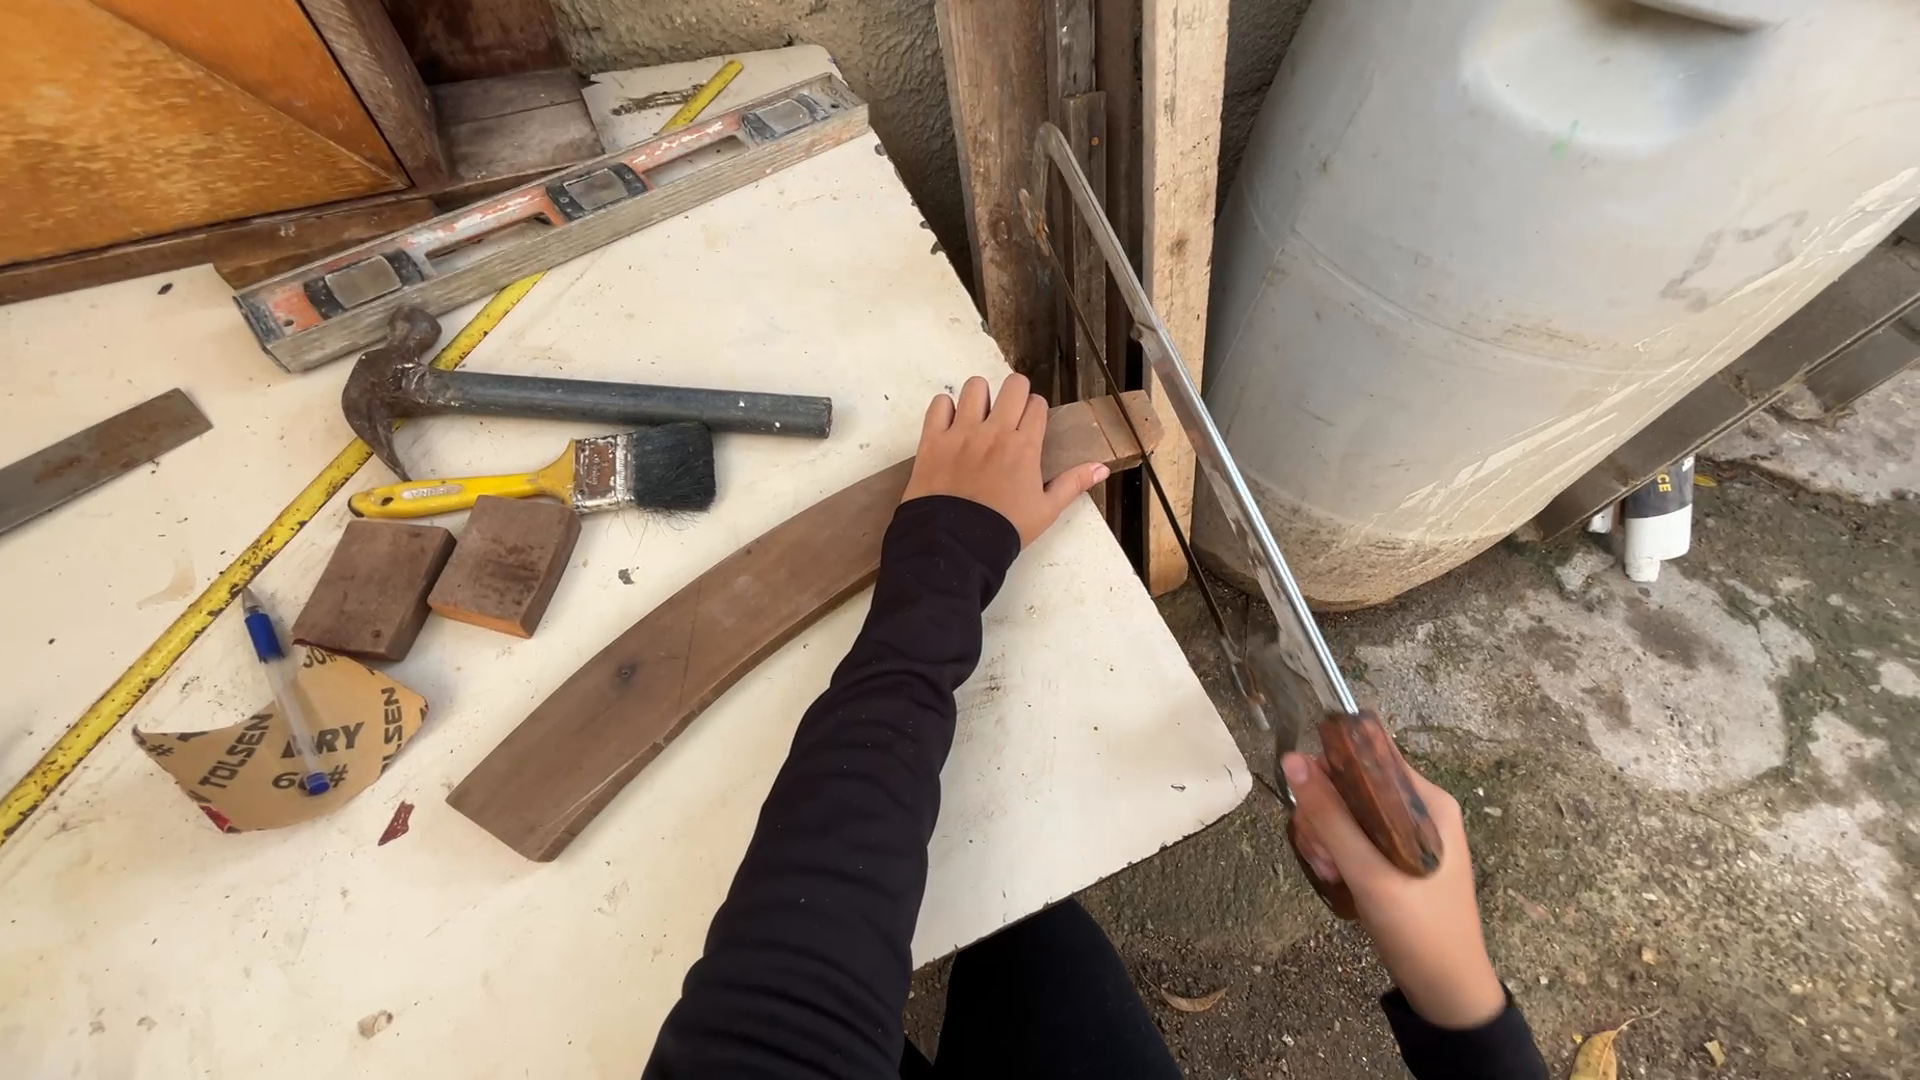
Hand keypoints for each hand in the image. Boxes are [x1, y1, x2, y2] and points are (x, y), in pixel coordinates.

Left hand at [902, 374, 1109, 546]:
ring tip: (978, 416)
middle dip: (1015, 394)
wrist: (958, 544)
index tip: (1030, 425)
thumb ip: (1073, 484)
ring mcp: (961, 433)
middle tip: (1009, 414)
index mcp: (1024, 446)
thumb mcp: (1046, 510)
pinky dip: (945, 408)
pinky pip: (939, 404)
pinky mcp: (933, 440)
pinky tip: (951, 424)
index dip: (1036, 411)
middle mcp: (994, 432)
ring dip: (980, 397)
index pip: (1037, 404)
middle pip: (1012, 385)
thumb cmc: (1005, 528)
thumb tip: (1102, 468)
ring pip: (974, 387)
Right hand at [1283, 751, 1506, 1029]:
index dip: (1330, 764)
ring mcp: (1404, 831)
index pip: (1369, 753)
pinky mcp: (1392, 852)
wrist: (1446, 990)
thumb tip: (1291, 759)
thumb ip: (1329, 814)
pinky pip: (1349, 830)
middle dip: (1323, 811)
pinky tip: (1332, 873)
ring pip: (1343, 807)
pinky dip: (1333, 848)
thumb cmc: (1417, 926)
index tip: (1307, 796)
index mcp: (1427, 800)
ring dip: (1323, 834)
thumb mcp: (1367, 870)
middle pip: (1349, 782)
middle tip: (1321, 850)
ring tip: (1326, 868)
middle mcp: (1417, 807)